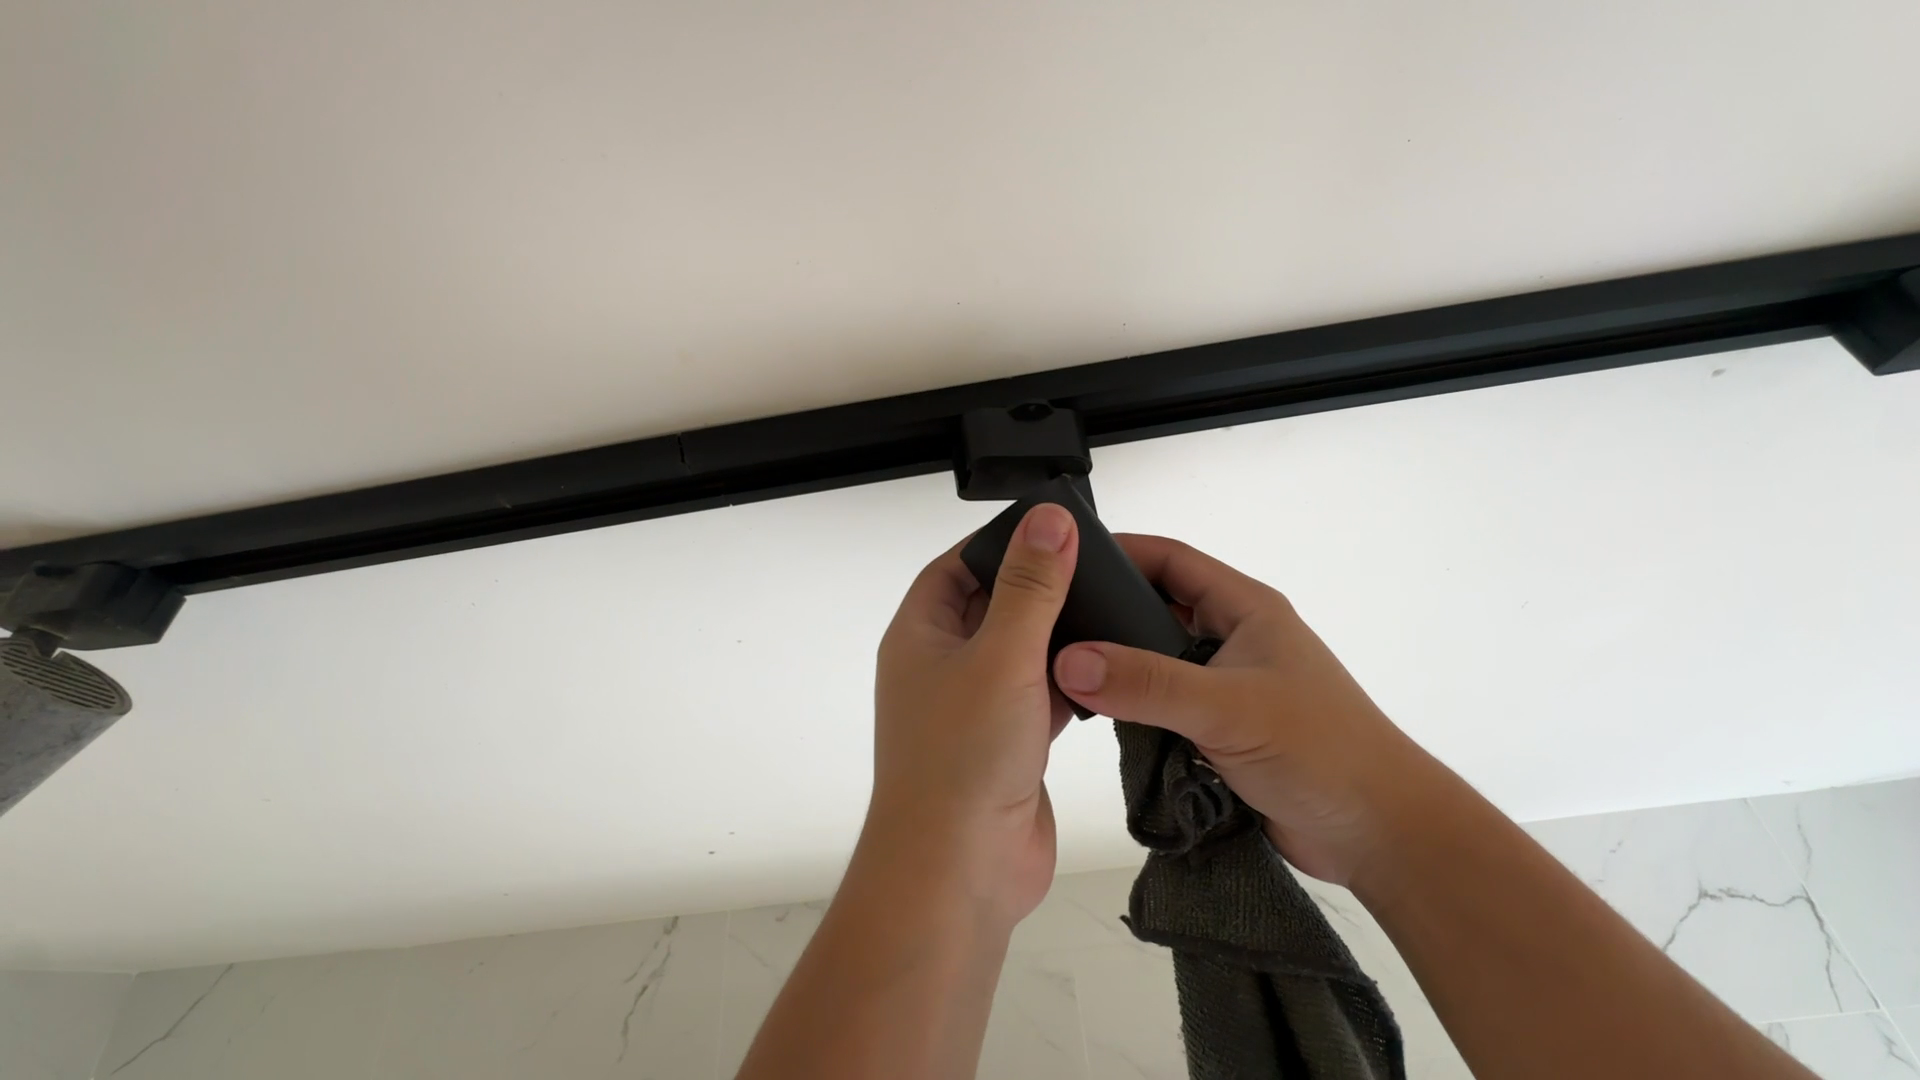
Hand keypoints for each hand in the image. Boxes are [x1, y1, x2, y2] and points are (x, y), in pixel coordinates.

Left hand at [866, 504, 1078, 927]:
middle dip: (1034, 587)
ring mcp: (974, 708)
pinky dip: (1066, 682)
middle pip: (990, 606)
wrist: (960, 870)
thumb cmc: (957, 765)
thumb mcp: (1000, 654)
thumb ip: (1031, 587)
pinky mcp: (1007, 744)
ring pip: (1018, 652)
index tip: (1044, 529)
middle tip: (1085, 567)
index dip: (997, 543)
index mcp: (920, 636)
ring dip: (1053, 636)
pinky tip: (1097, 673)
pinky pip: (1038, 695)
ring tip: (1099, 615)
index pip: (955, 568)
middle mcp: (941, 668)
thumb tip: (1048, 522)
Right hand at [1050, 534, 1443, 888]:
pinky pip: (1164, 705)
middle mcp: (1233, 640)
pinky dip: (1134, 707)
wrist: (1377, 833)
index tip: (1065, 559)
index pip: (1172, 560)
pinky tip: (1100, 716)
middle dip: (1110, 612)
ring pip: (1157, 661)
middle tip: (1052, 620)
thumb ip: (1148, 684)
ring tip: (1062, 669)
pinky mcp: (1221, 730)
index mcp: (1245, 609)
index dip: (1122, 552)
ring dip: (1120, 666)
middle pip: (1159, 609)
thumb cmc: (1320, 751)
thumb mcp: (1227, 707)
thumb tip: (1069, 661)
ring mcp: (1227, 686)